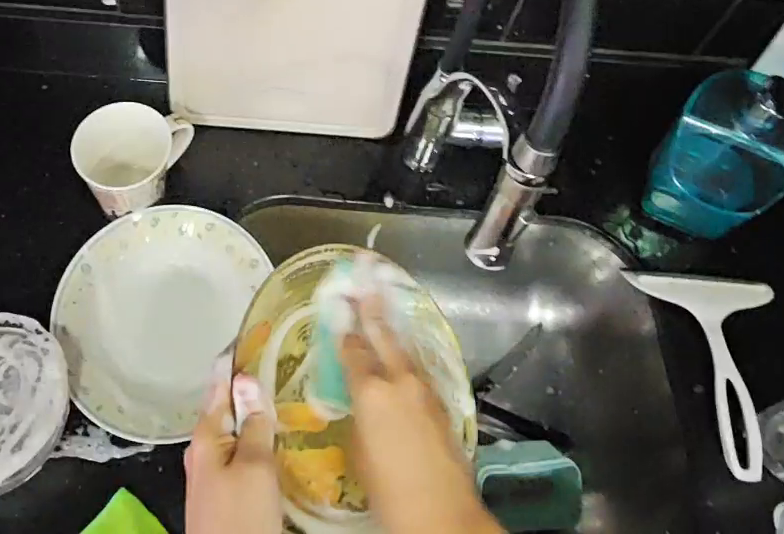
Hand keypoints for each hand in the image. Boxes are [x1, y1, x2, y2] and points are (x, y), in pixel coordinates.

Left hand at [185, 373, 282, 533]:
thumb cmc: (242, 516)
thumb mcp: (255, 466)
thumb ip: (254, 424)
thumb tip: (246, 379)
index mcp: (204, 438)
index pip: (219, 387)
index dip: (237, 366)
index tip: (257, 347)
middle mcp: (201, 453)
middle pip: (227, 411)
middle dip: (249, 395)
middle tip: (277, 375)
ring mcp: (209, 477)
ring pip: (234, 436)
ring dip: (253, 423)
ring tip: (279, 407)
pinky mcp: (221, 496)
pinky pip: (238, 459)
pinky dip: (253, 447)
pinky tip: (270, 447)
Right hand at [338, 296, 500, 533]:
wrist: (445, 518)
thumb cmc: (389, 493)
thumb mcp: (358, 454)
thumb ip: (356, 418)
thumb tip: (357, 404)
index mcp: (372, 392)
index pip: (353, 349)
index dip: (344, 326)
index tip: (338, 302)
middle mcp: (400, 382)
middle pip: (384, 334)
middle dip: (373, 304)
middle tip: (366, 273)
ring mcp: (426, 391)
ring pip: (405, 349)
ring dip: (392, 327)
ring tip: (383, 304)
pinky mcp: (442, 406)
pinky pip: (418, 369)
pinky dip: (406, 355)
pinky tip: (402, 354)